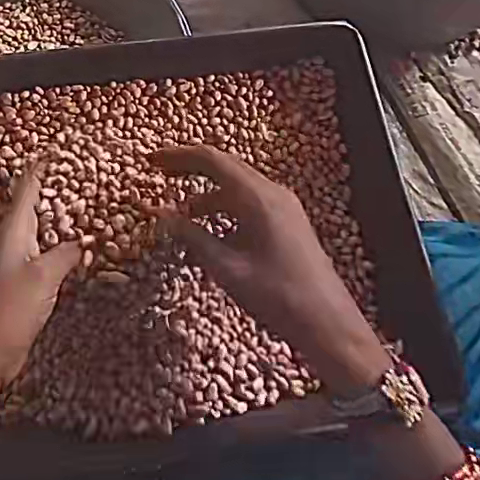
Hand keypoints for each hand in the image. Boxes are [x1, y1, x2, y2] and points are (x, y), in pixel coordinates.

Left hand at [0, 166, 82, 389]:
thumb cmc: (5, 313)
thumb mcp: (42, 277)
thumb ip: (67, 254)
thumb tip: (88, 239)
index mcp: (12, 232)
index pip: (27, 188)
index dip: (41, 168)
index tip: (58, 150)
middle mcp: (12, 243)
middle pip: (35, 208)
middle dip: (57, 191)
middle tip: (84, 177)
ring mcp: (15, 265)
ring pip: (42, 233)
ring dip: (62, 221)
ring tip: (88, 210)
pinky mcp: (21, 287)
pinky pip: (45, 258)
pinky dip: (64, 250)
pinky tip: (80, 254)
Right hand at [155, 145, 387, 394]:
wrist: (328, 322)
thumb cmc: (277, 296)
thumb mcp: (227, 268)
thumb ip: (191, 237)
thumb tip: (160, 216)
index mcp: (258, 198)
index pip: (211, 161)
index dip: (178, 157)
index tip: (151, 161)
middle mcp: (273, 193)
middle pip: (224, 166)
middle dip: (189, 167)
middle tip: (157, 171)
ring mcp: (284, 206)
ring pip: (236, 186)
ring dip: (205, 191)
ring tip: (177, 209)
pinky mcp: (287, 222)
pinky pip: (248, 202)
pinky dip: (223, 207)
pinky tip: (208, 227)